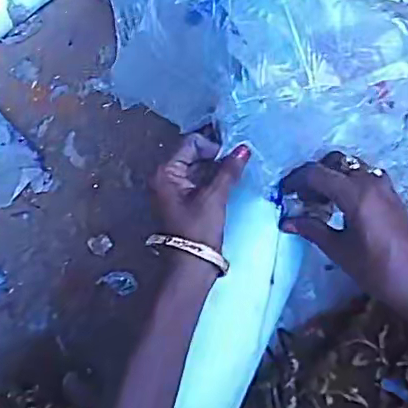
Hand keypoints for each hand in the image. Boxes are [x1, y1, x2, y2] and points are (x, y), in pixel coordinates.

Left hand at [149, 133, 249, 251]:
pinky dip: (211, 180)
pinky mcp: (180, 201)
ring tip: (233, 176)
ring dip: (215, 169)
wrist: (191, 264)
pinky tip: (225, 186)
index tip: (231, 159)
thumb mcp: (215, 196)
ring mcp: (171, 190)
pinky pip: (197, 181)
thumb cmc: (199, 229)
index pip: (191, 143)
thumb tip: (243, 148)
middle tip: (235, 166)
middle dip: (215, 158)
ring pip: (197, 168)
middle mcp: (164, 177)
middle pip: (193, 154)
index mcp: (165, 172)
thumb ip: (229, 170)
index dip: (213, 147)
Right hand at [280, 154, 407, 320]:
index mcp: (356, 194)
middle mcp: (371, 182)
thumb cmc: (376, 270)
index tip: (283, 193)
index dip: (295, 180)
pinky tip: (339, 206)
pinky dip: (347, 183)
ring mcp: (384, 186)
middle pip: (334, 162)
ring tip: (317, 202)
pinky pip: (364, 176)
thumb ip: (312, 229)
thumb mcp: (339, 250)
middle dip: (313, 175)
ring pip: (350, 167)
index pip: (316, 173)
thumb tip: (287, 220)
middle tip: (299, 196)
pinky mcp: (391, 195)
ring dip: (331, 178)